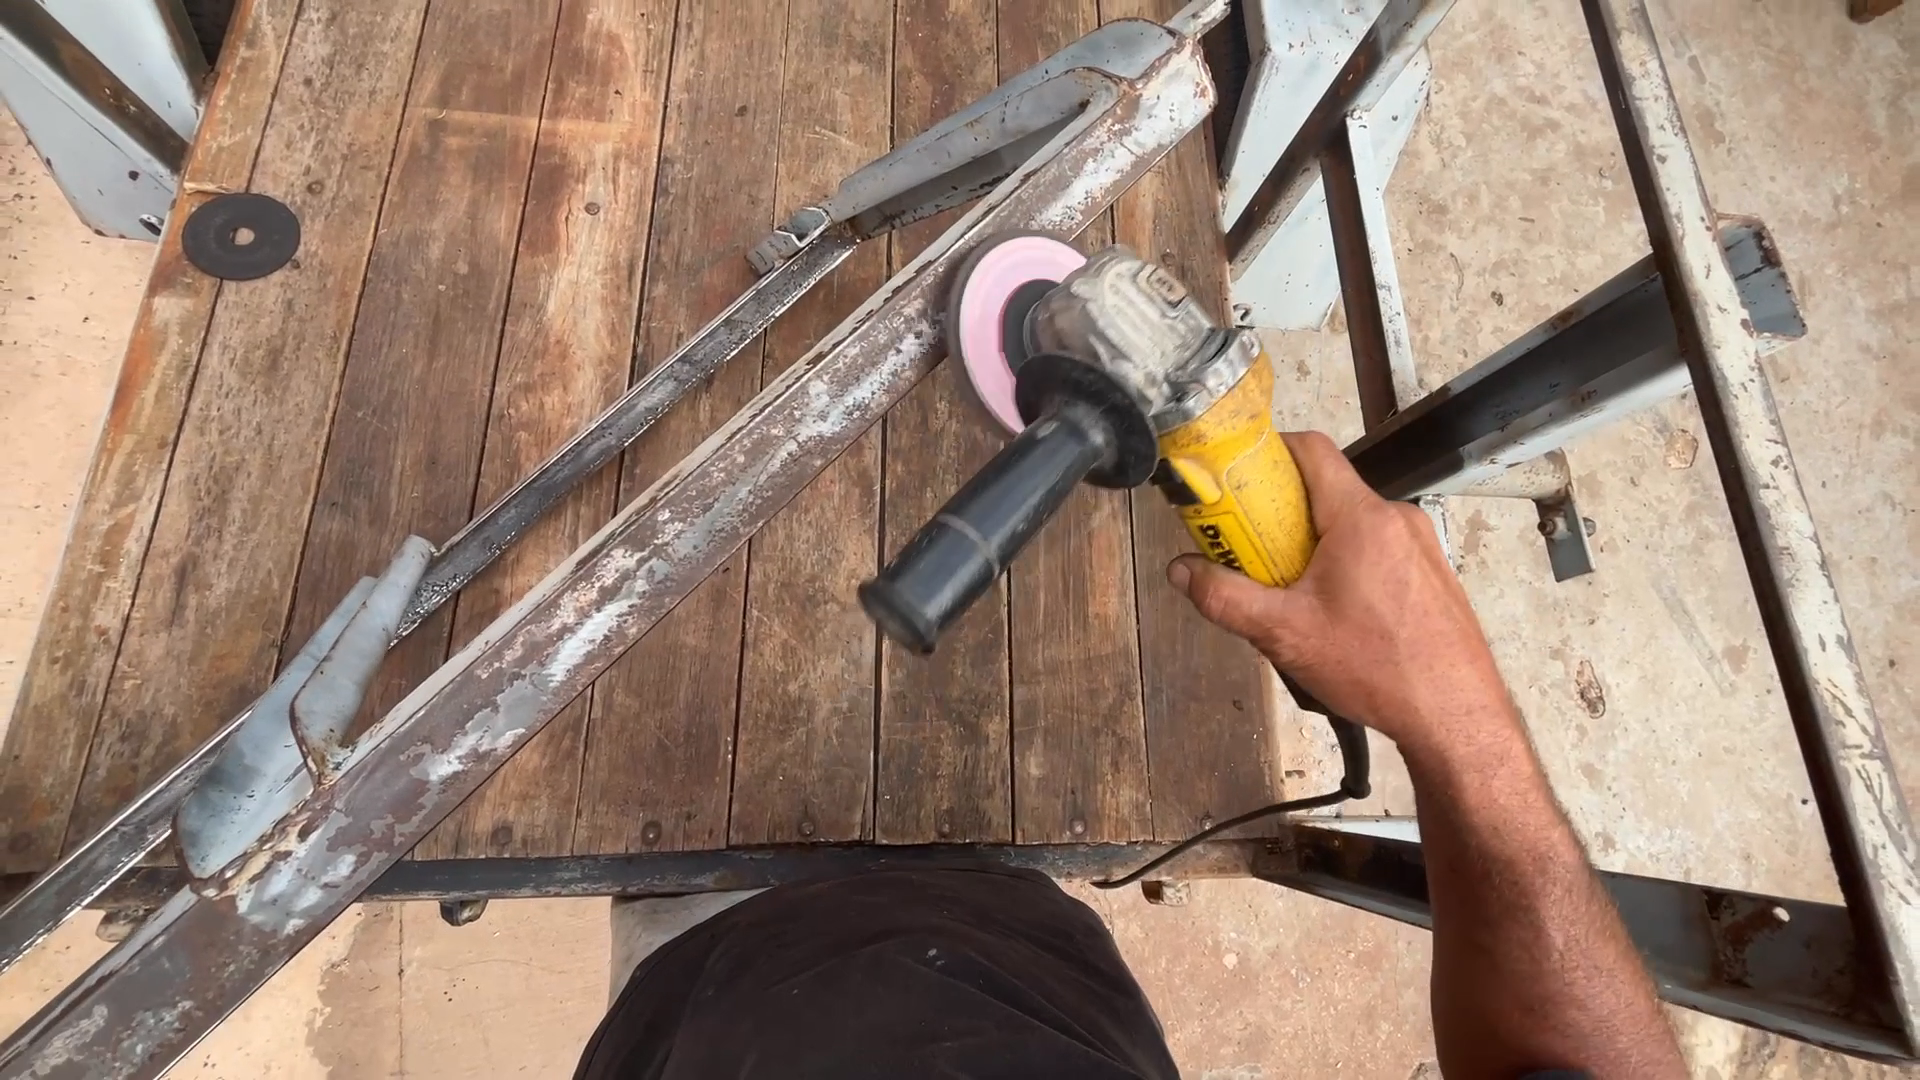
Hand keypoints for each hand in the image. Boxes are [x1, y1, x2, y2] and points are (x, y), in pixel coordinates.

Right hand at [1166, 432, 1516, 757]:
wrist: (1458, 720)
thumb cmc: (1374, 667)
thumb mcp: (1284, 633)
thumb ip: (1224, 597)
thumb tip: (1179, 570)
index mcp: (1361, 518)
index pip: (1311, 449)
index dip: (1267, 451)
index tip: (1233, 480)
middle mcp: (1395, 518)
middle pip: (1323, 491)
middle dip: (1276, 514)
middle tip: (1246, 551)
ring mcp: (1419, 545)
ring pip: (1346, 524)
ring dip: (1307, 544)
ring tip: (1284, 591)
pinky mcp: (1430, 573)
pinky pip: (1371, 549)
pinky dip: (1338, 563)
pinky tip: (1328, 612)